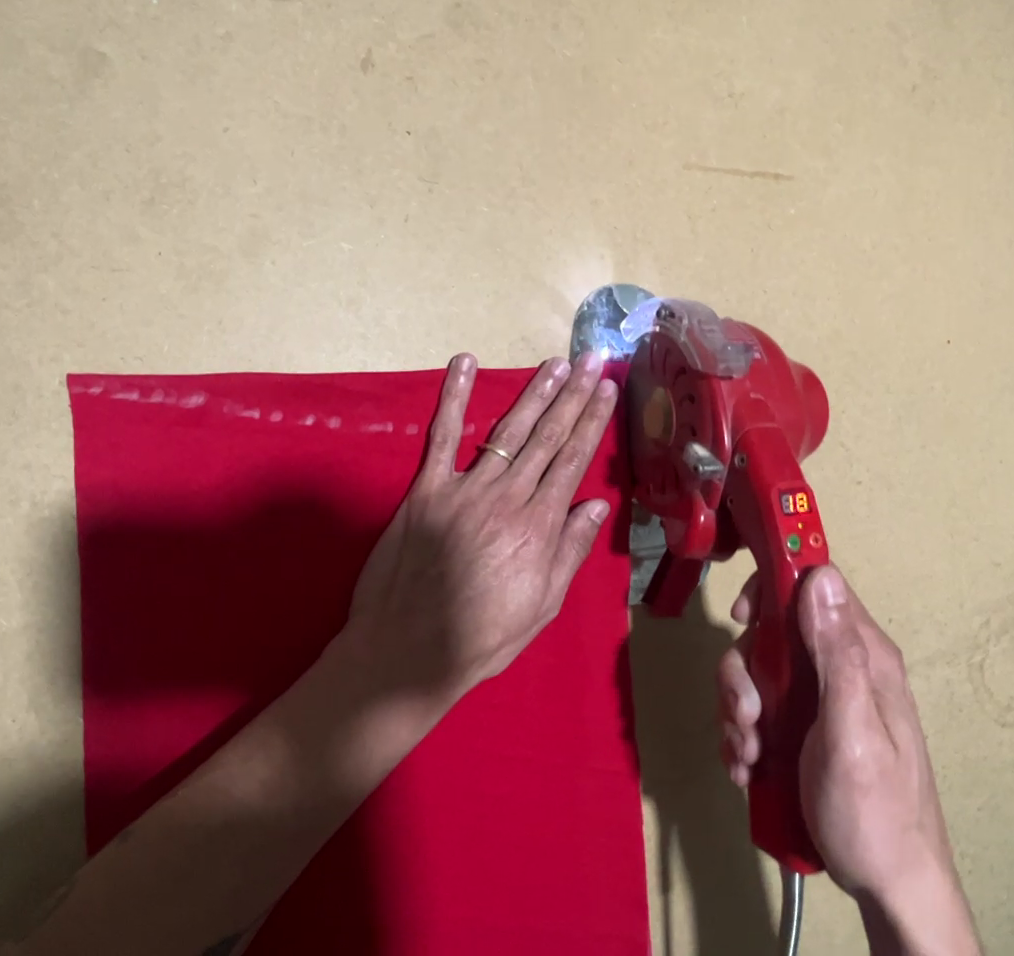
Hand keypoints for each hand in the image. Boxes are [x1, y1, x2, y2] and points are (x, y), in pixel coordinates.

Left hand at [346, 351, 619, 699]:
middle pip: (546, 438)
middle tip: (591, 360)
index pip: (572, 462)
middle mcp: (507, 498)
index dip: (591, 422)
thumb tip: (597, 506)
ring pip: (507, 431)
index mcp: (539, 527)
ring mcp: (464, 490)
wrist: (408, 652)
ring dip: (533, 393)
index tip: (606, 390)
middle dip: (572, 396)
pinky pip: (441, 436)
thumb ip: (569, 552)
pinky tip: (466, 364)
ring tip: (554, 364)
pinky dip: (454, 398)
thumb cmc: (482, 637)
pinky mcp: (425, 490)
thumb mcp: (542, 605)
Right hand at [718, 567, 978, 954]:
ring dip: (738, 712)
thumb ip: (837, 655)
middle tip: (748, 719)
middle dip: (744, 674)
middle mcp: (841, 669)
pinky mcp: (803, 732)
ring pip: (756, 675)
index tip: (742, 619)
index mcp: (864, 656)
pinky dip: (742, 736)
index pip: (814, 585)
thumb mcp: (853, 732)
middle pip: (772, 634)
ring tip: (750, 758)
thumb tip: (820, 575)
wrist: (889, 889)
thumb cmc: (875, 814)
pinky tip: (749, 770)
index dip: (772, 591)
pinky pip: (756, 712)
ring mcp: (821, 702)